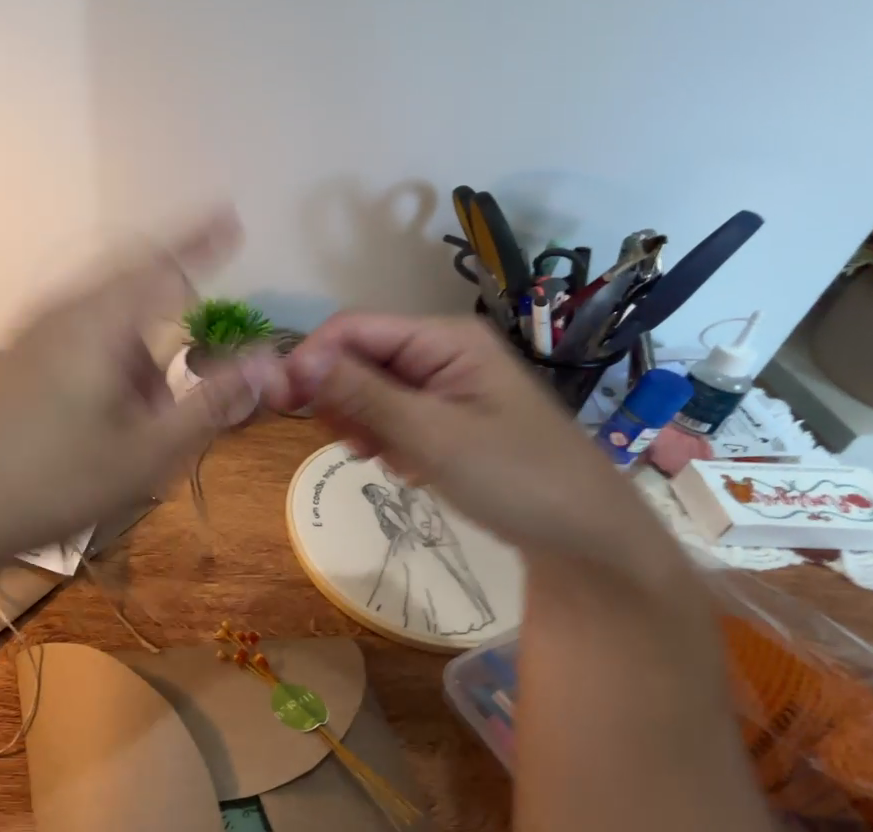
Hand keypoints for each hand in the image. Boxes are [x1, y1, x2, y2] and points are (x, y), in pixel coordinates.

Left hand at [0, 210, 285, 571]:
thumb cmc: (62, 481)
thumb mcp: (149, 452)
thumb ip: (211, 402)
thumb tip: (268, 362)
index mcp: (99, 323)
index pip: (162, 265)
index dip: (200, 243)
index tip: (231, 221)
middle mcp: (62, 311)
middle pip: (131, 287)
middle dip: (166, 322)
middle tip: (176, 384)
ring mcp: (33, 329)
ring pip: (103, 316)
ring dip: (134, 353)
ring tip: (136, 418)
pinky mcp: (18, 352)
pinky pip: (76, 333)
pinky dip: (106, 358)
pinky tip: (102, 409)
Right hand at [274, 313, 651, 561]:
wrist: (592, 545)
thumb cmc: (517, 480)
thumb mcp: (430, 435)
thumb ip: (359, 393)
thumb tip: (292, 360)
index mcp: (444, 339)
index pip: (351, 328)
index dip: (310, 358)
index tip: (280, 401)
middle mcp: (441, 351)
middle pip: (357, 356)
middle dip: (338, 396)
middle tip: (344, 441)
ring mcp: (446, 384)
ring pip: (367, 388)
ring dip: (359, 421)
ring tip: (377, 457)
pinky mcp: (447, 416)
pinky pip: (389, 413)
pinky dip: (381, 437)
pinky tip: (397, 464)